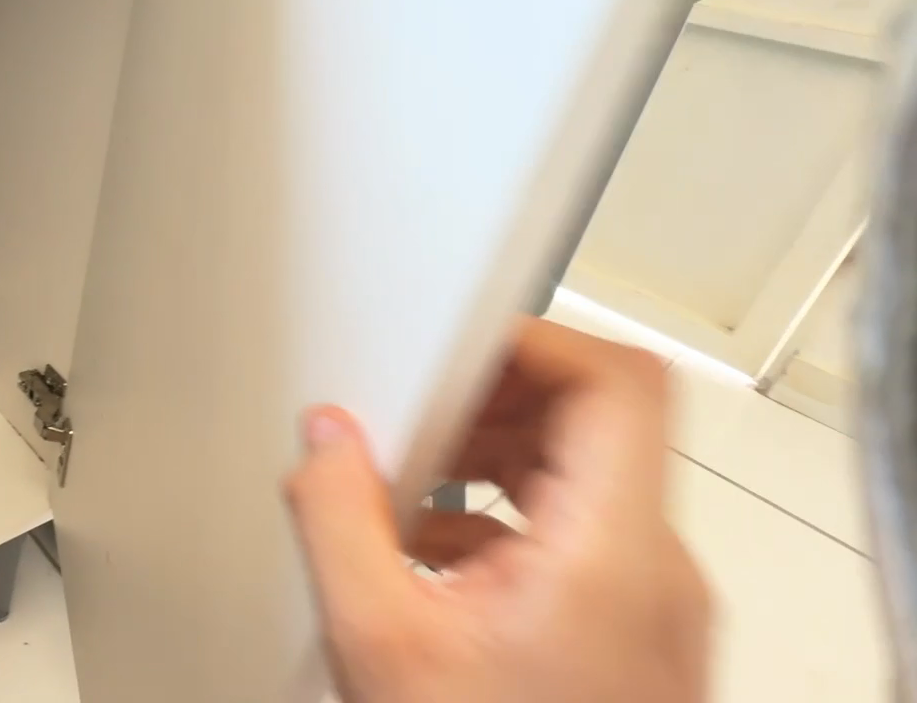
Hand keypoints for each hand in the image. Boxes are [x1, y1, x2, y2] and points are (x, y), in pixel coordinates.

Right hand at [285, 317, 711, 702]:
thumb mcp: (377, 638)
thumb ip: (336, 516)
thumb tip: (325, 435)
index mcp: (610, 558)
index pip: (617, 386)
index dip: (531, 337)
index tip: (453, 339)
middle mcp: (649, 564)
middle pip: (587, 411)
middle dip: (481, 392)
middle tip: (405, 407)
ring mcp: (642, 589)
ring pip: (569, 456)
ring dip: (477, 442)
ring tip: (403, 470)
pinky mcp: (619, 609)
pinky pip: (558, 508)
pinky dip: (485, 494)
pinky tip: (421, 533)